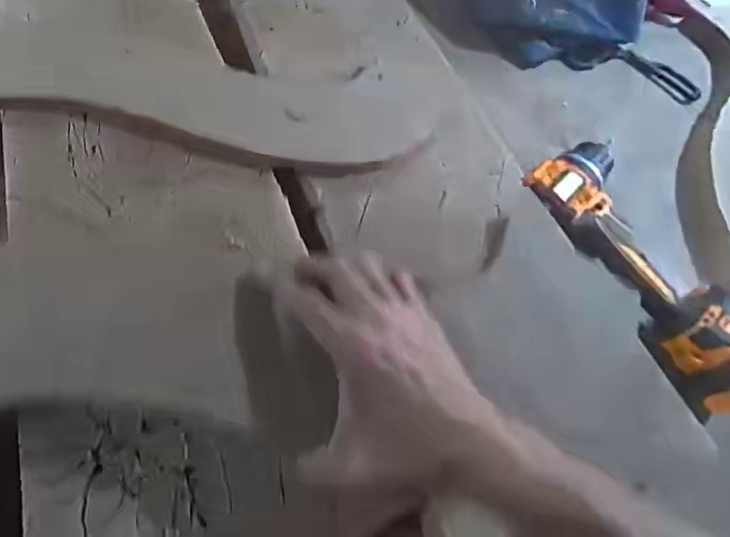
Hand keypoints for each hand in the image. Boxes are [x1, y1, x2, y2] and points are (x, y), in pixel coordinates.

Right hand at [276, 254, 506, 490]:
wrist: (466, 438)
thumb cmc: (406, 446)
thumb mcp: (352, 465)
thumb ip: (315, 466)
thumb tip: (294, 466)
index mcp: (350, 345)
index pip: (307, 303)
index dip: (281, 286)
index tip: (263, 273)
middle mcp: (373, 315)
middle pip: (337, 269)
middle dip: (311, 265)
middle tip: (296, 273)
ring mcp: (402, 309)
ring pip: (368, 263)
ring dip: (345, 263)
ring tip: (332, 274)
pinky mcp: (424, 312)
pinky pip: (399, 276)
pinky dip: (381, 273)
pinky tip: (376, 286)